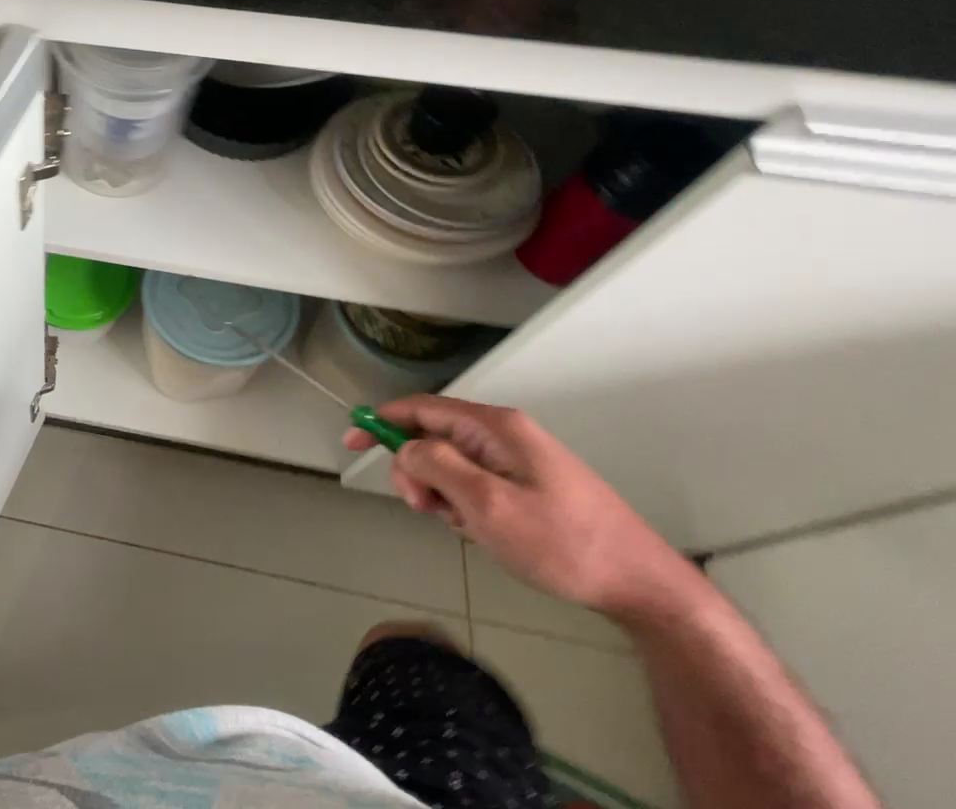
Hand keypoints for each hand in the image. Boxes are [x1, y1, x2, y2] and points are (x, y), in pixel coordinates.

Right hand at [343, 395, 695, 621]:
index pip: (422, 408)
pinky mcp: (527, 487)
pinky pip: (474, 485)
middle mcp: (506, 436)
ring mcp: (518, 461)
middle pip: (433, 437)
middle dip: (415, 470)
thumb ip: (436, 466)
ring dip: (441, 494)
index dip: (382, 421)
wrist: (639, 584)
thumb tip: (405, 448)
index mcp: (497, 428)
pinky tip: (482, 532)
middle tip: (423, 508)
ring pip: (450, 465)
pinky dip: (464, 506)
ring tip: (464, 527)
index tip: (352, 443)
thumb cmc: (562, 544)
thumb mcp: (487, 505)